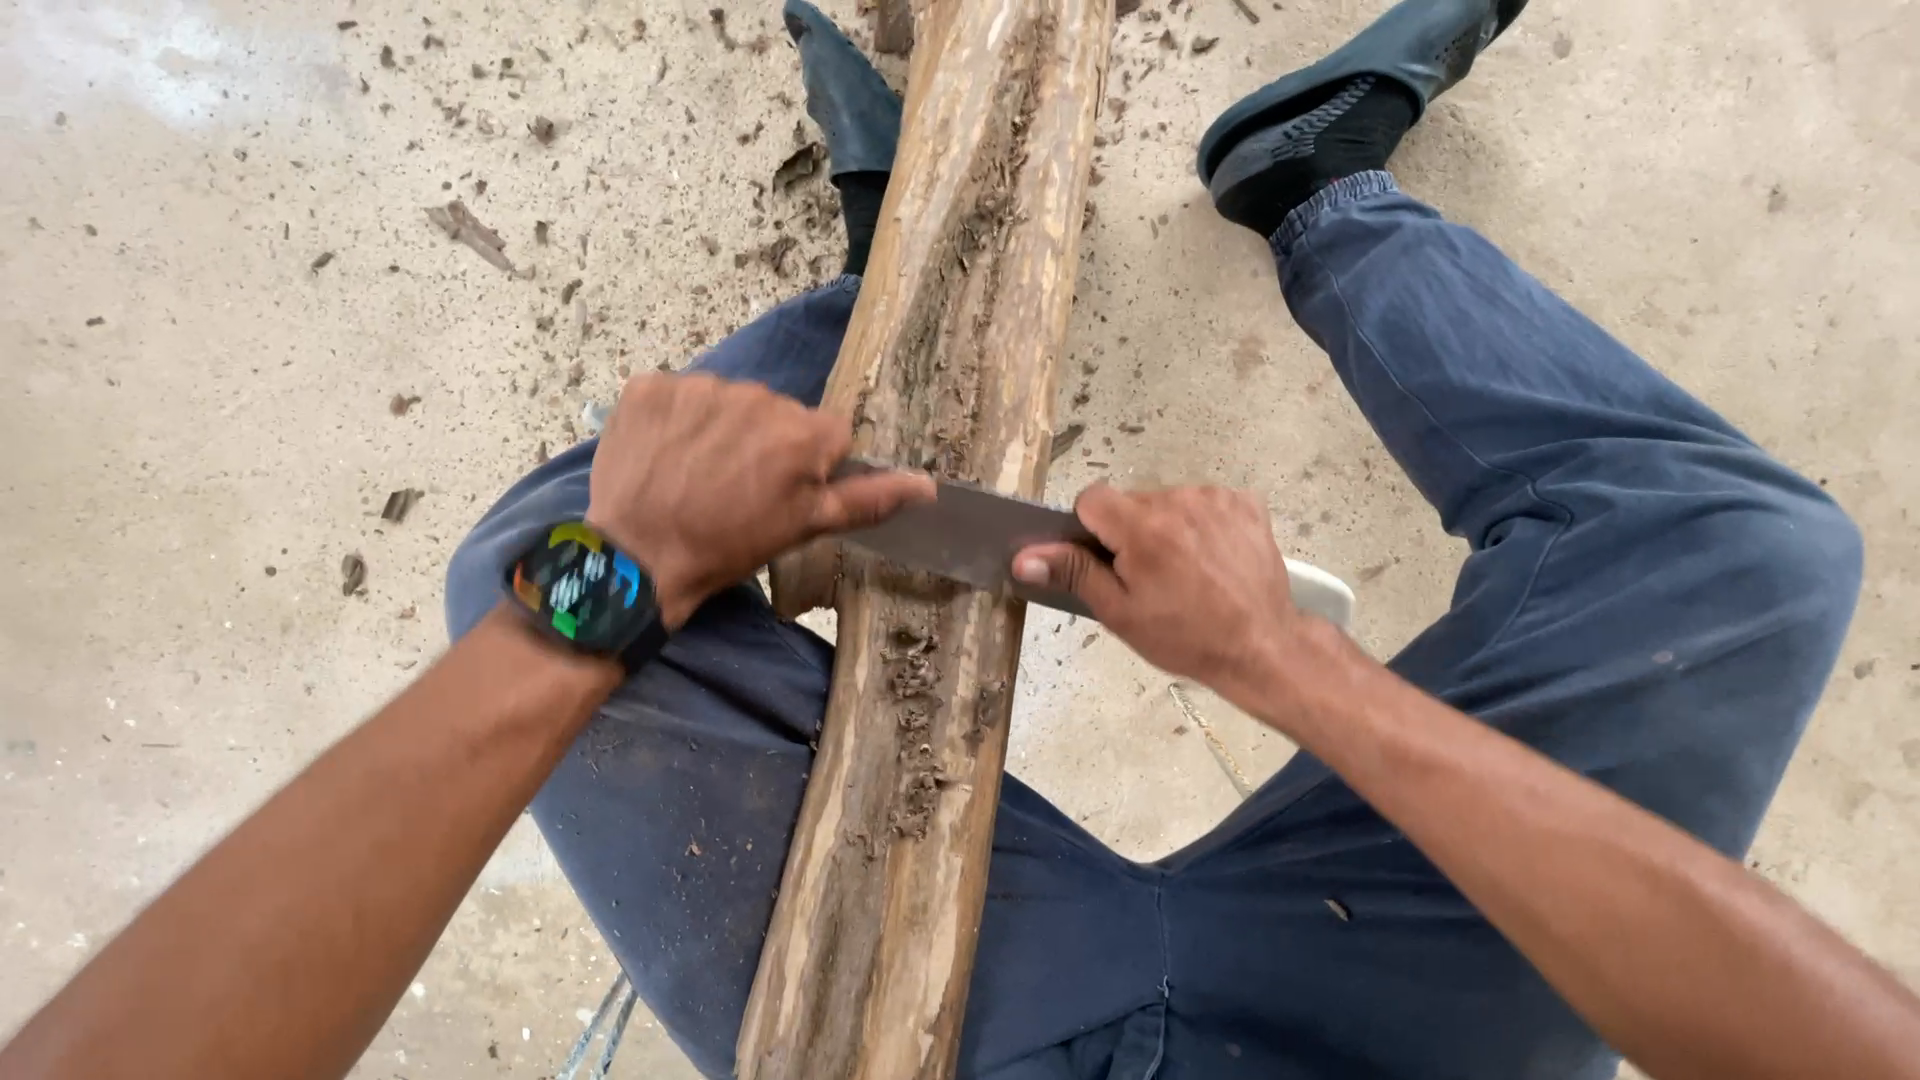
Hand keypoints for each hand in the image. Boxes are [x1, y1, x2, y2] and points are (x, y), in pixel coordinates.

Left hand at [587, 374, 934, 627]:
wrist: (638, 557)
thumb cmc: (729, 546)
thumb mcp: (806, 528)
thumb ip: (868, 499)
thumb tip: (928, 485)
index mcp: (803, 432)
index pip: (826, 433)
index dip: (807, 465)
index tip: (779, 492)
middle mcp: (757, 396)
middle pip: (778, 412)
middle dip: (766, 442)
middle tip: (735, 487)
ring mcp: (698, 386)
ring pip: (729, 400)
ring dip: (721, 428)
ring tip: (697, 472)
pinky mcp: (650, 386)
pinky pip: (679, 394)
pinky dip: (676, 419)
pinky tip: (667, 453)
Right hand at [1012, 484, 1301, 694]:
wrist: (1262, 647)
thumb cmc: (1184, 637)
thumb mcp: (1119, 612)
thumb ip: (1073, 573)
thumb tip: (1023, 557)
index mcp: (1142, 526)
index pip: (1091, 498)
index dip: (1092, 530)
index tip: (1109, 561)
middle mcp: (1179, 499)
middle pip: (1130, 501)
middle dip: (1130, 532)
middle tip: (1150, 578)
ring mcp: (1217, 498)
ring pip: (1166, 501)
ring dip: (1166, 527)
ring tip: (1185, 572)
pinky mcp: (1245, 502)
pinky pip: (1204, 502)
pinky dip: (1201, 524)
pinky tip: (1212, 558)